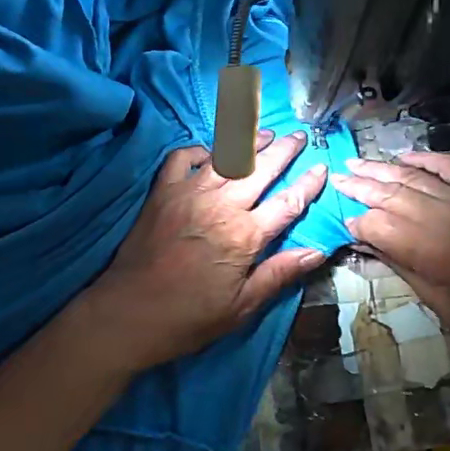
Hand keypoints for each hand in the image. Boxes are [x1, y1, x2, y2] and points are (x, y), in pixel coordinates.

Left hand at [76, 130, 330, 372]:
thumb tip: (318, 251)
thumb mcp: (241, 306)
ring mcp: (189, 193)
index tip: (321, 167)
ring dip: (249, 143)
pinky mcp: (162, 192)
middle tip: (298, 135)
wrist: (128, 313)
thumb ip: (279, 274)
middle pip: (261, 169)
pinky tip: (209, 152)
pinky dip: (197, 150)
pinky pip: (181, 158)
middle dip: (284, 150)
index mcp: (245, 235)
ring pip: (227, 158)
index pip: (288, 202)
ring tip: (265, 133)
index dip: (308, 184)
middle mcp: (221, 205)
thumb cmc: (189, 317)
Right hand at [333, 152, 449, 365]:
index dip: (357, 221)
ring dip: (383, 169)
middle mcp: (445, 216)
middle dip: (361, 186)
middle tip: (336, 179)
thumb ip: (397, 262)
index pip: (378, 223)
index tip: (342, 221)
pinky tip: (404, 158)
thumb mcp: (433, 299)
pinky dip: (425, 159)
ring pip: (415, 177)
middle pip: (391, 194)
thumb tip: (364, 239)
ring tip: (356, 164)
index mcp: (429, 249)